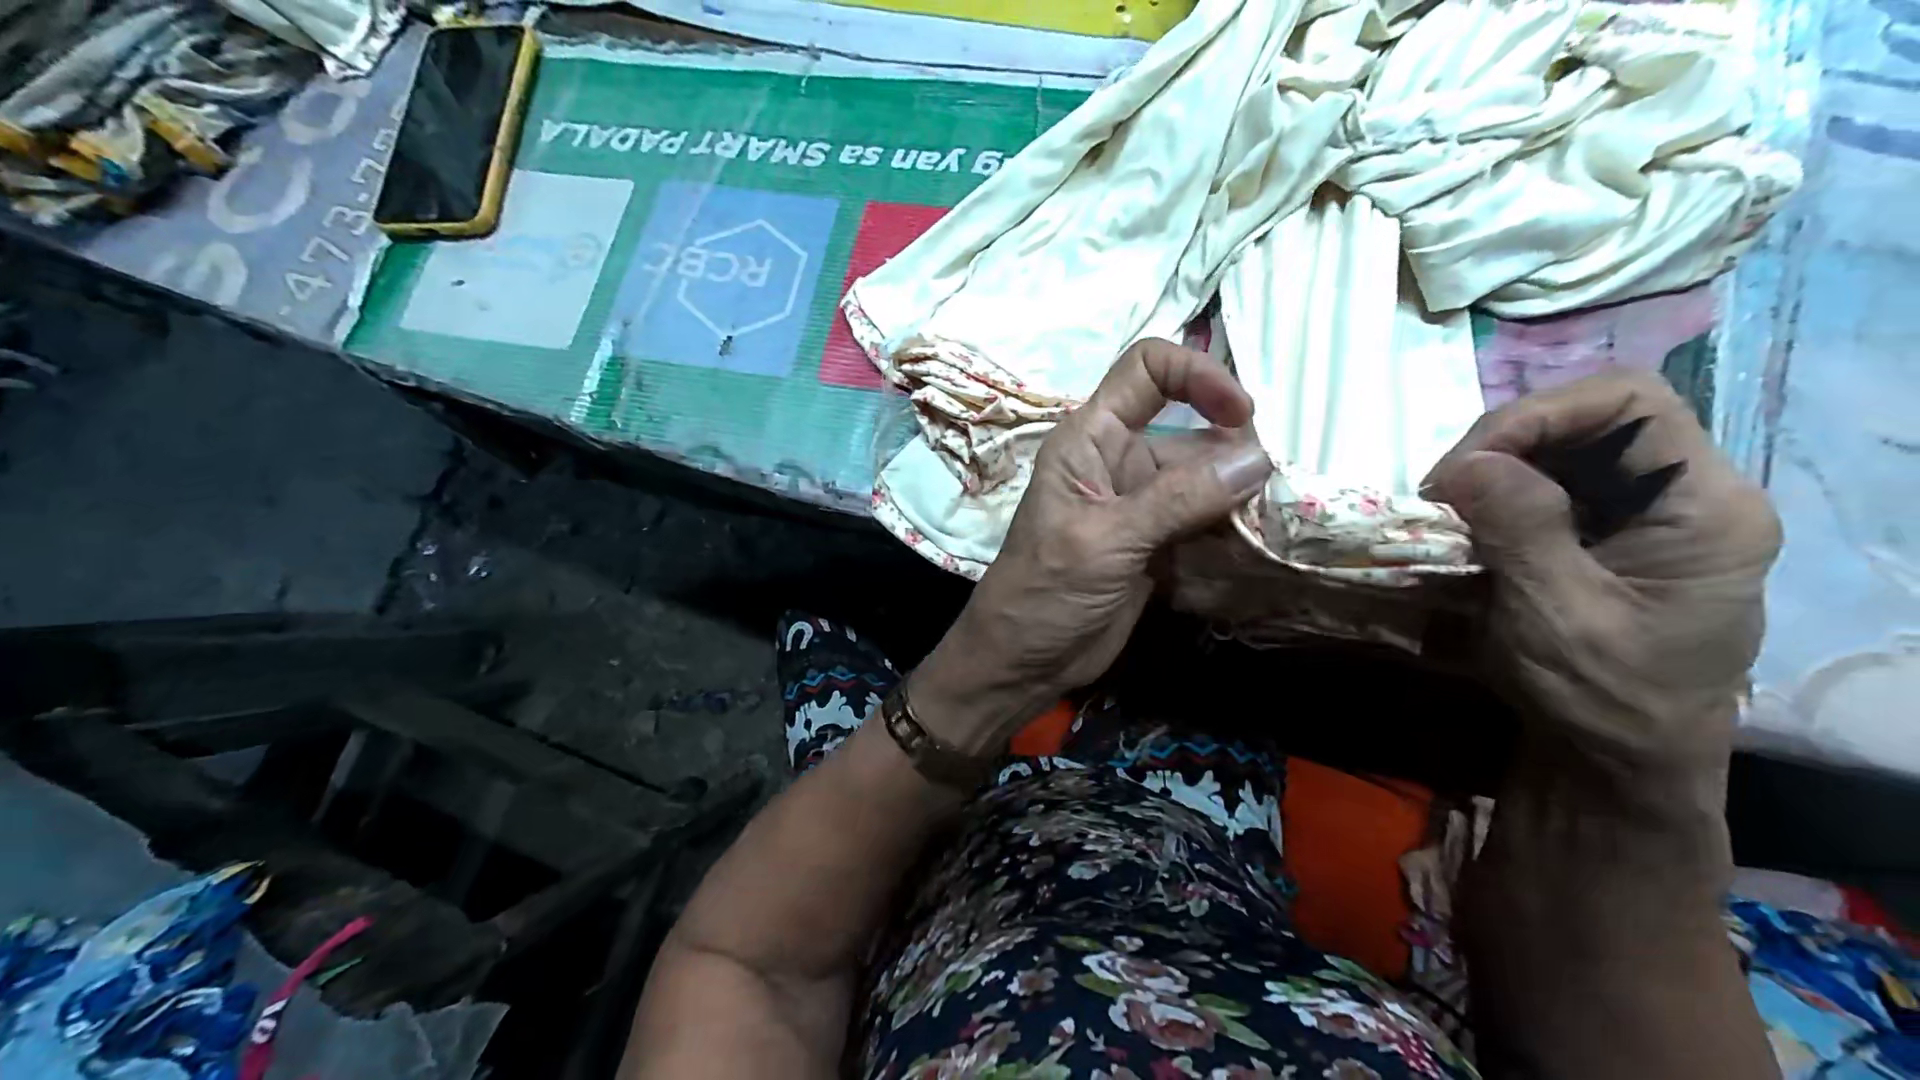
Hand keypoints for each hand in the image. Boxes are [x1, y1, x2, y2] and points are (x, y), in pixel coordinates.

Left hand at [908, 340, 1272, 753]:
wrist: (1023, 662)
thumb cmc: (1043, 592)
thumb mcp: (1104, 540)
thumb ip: (1177, 499)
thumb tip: (1258, 457)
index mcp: (1091, 439)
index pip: (1146, 370)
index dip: (1197, 374)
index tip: (1243, 416)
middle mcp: (1119, 462)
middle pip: (1194, 433)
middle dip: (1237, 458)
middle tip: (1280, 496)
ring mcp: (1142, 506)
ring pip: (1208, 484)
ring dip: (1242, 503)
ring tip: (1276, 529)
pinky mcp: (1158, 546)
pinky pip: (1207, 525)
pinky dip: (1232, 537)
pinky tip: (1255, 557)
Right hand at [1422, 372, 1781, 814]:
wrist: (1615, 759)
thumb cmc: (1603, 696)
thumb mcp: (1558, 615)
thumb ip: (1521, 529)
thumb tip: (1465, 461)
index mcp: (1704, 508)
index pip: (1628, 402)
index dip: (1536, 416)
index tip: (1464, 467)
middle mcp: (1685, 496)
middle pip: (1588, 420)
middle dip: (1501, 445)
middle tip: (1440, 493)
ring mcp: (1643, 515)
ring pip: (1558, 451)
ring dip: (1490, 471)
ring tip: (1445, 512)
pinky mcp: (1604, 535)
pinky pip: (1544, 487)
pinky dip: (1493, 497)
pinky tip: (1465, 527)